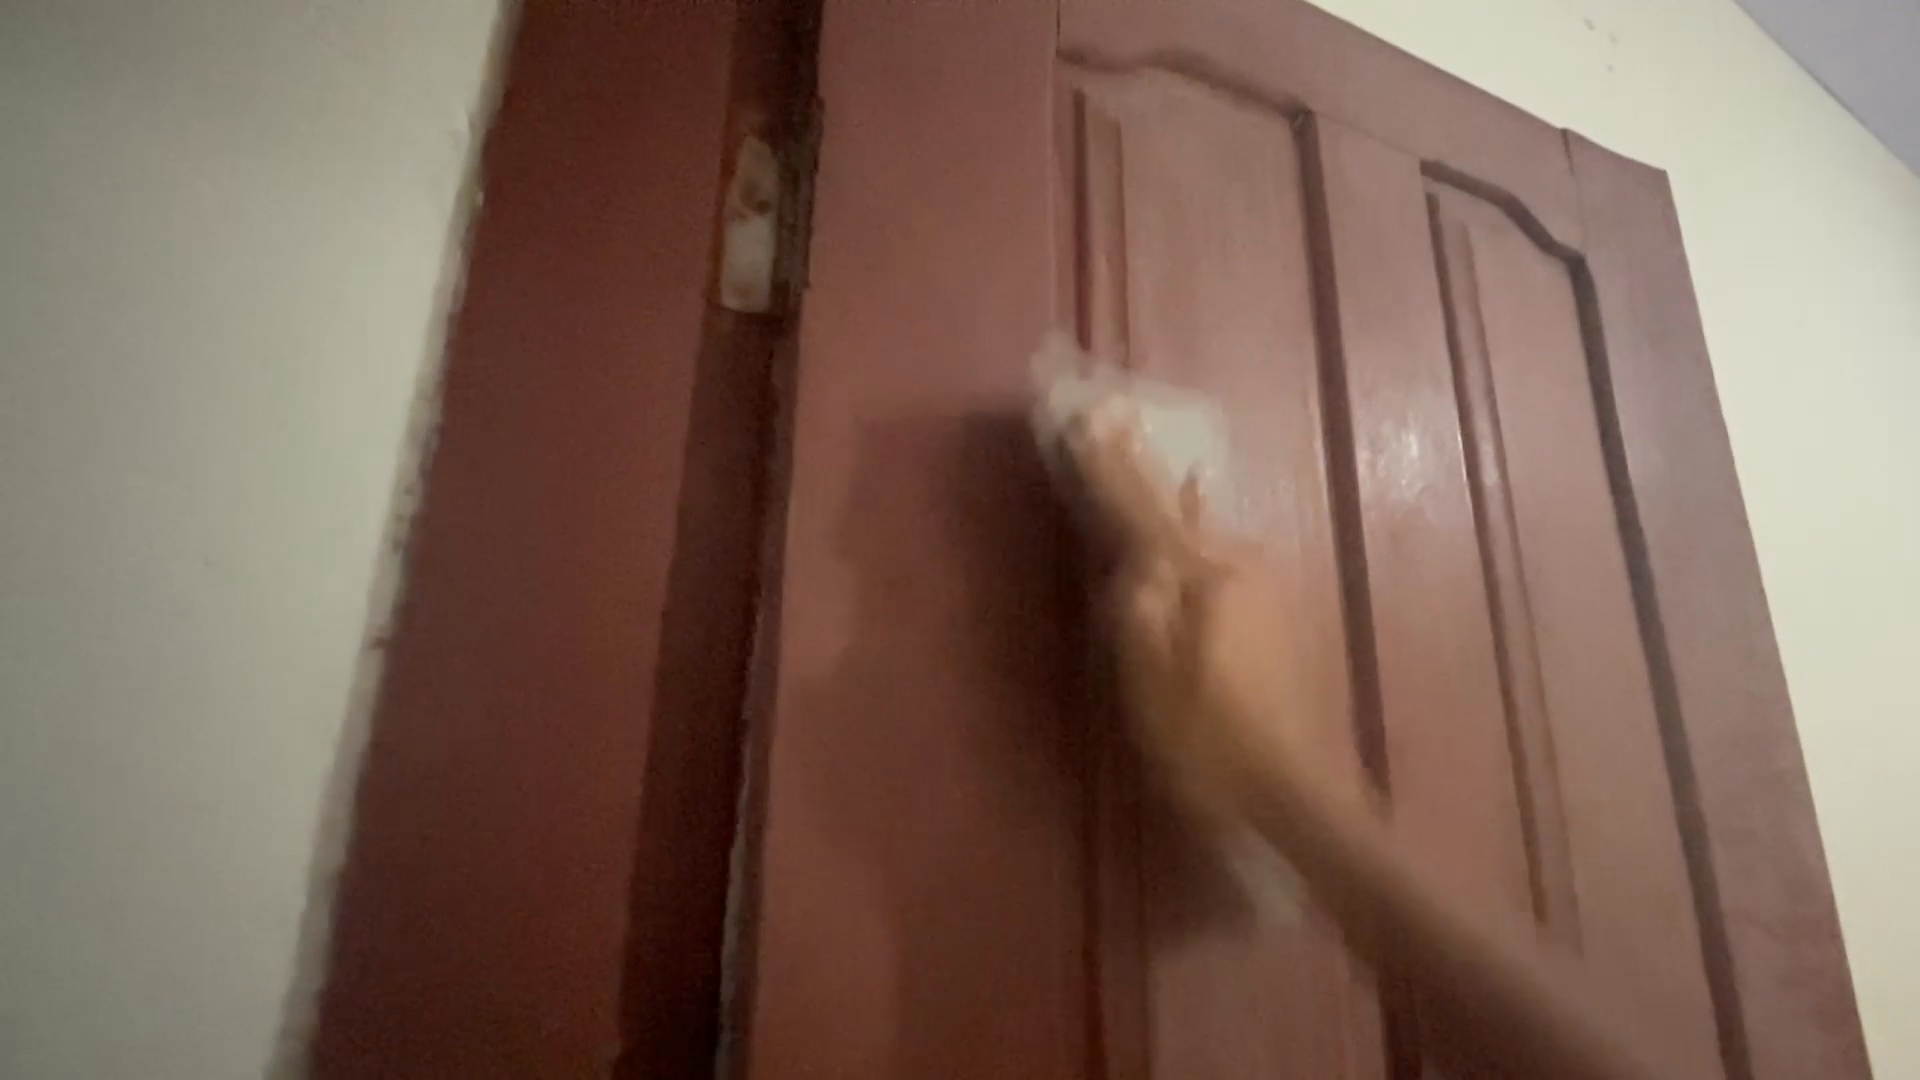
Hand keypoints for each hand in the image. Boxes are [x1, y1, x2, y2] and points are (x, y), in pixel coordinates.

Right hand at [1063, 397, 1329, 827]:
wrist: (1294, 793)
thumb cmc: (1208, 739)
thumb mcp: (1150, 678)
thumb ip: (1136, 605)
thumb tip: (1131, 558)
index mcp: (1203, 576)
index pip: (1141, 506)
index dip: (1110, 464)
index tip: (1091, 416)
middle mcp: (1239, 565)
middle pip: (1177, 506)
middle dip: (1143, 464)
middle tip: (1117, 418)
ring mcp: (1264, 588)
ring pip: (1203, 529)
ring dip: (1170, 496)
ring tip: (1149, 459)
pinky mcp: (1275, 614)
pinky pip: (1221, 555)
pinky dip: (1194, 531)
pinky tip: (1195, 520)